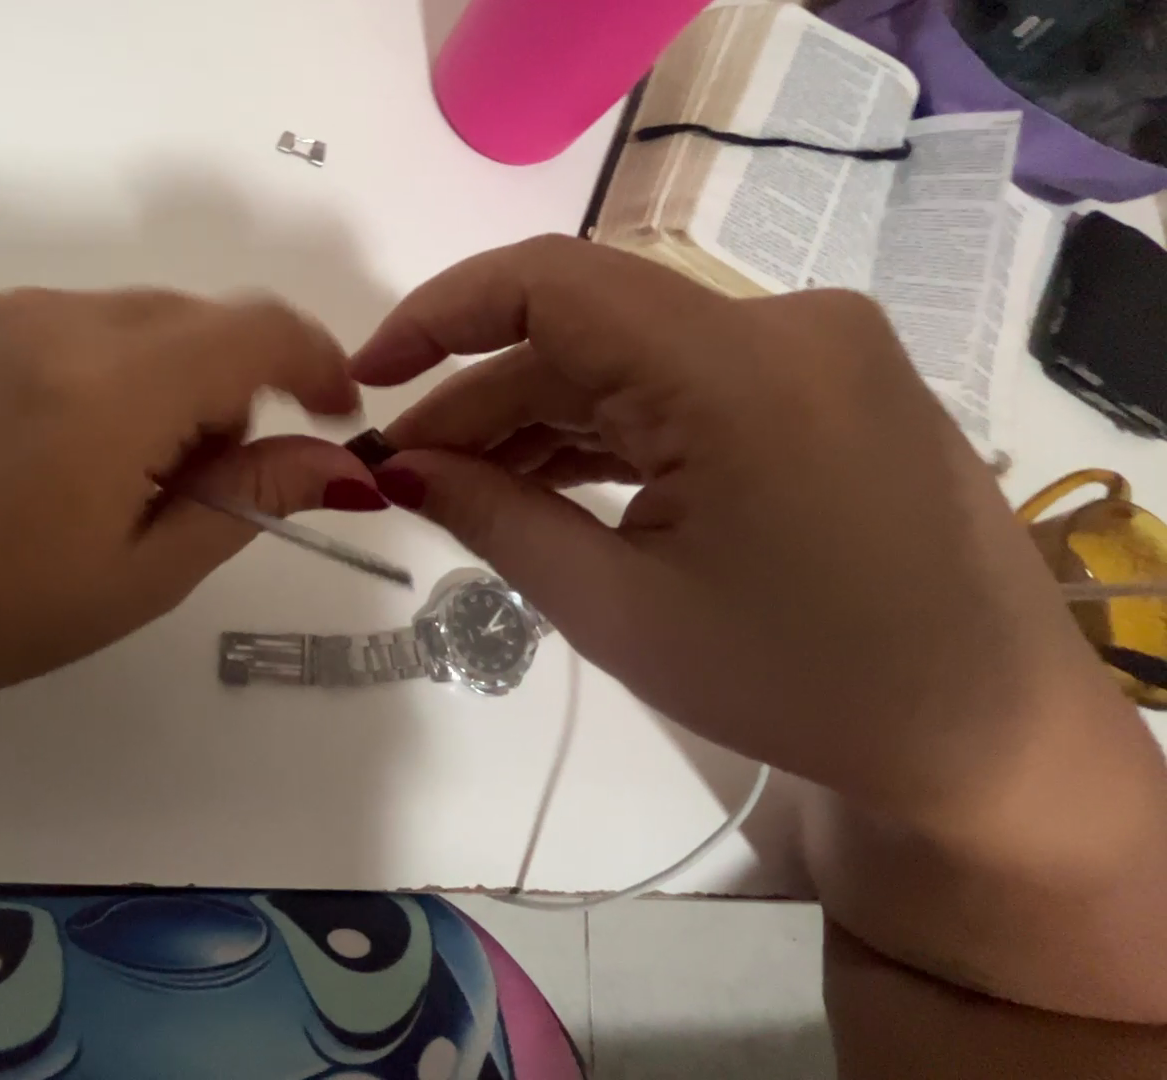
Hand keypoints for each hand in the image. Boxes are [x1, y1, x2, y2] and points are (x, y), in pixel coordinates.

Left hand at [0, 287, 375, 713]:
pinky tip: (66, 437)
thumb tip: (343, 463)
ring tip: (122, 464)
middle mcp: (56, 321)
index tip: (331, 411)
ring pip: (143, 316)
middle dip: (232, 385)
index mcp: (107, 392)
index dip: (315, 361)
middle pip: (200, 319)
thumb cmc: (11, 611)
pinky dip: (110, 364)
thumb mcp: (150, 570)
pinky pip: (81, 319)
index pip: (254, 332)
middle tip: (198, 473)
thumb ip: (252, 497)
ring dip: (169, 375)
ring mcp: (3, 309)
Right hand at [352, 236, 1126, 834]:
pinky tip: (535, 484)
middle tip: (399, 472)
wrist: (982, 734)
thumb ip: (491, 516)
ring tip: (456, 491)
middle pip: (576, 336)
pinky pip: (665, 388)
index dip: (437, 314)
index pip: (550, 282)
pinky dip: (589, 433)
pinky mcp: (809, 387)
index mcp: (736, 367)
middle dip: (473, 402)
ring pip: (615, 364)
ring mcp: (802, 352)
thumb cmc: (794, 680)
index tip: (366, 373)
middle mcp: (778, 325)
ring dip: (525, 423)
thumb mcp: (612, 605)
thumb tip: (395, 467)